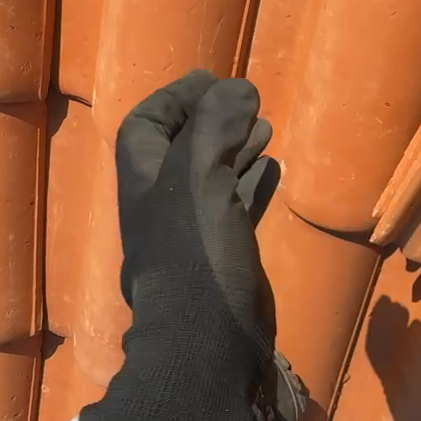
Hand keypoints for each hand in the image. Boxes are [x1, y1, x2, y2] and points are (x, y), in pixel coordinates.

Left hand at [79, 71, 280, 420]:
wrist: (208, 340)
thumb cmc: (197, 256)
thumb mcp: (199, 179)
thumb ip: (214, 128)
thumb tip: (237, 89)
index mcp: (146, 181)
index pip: (147, 124)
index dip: (175, 97)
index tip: (213, 80)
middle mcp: (164, 201)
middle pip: (181, 146)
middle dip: (211, 119)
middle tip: (246, 102)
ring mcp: (194, 229)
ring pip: (212, 174)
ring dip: (235, 146)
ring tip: (265, 128)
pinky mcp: (223, 251)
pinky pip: (236, 203)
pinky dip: (253, 180)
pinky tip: (273, 169)